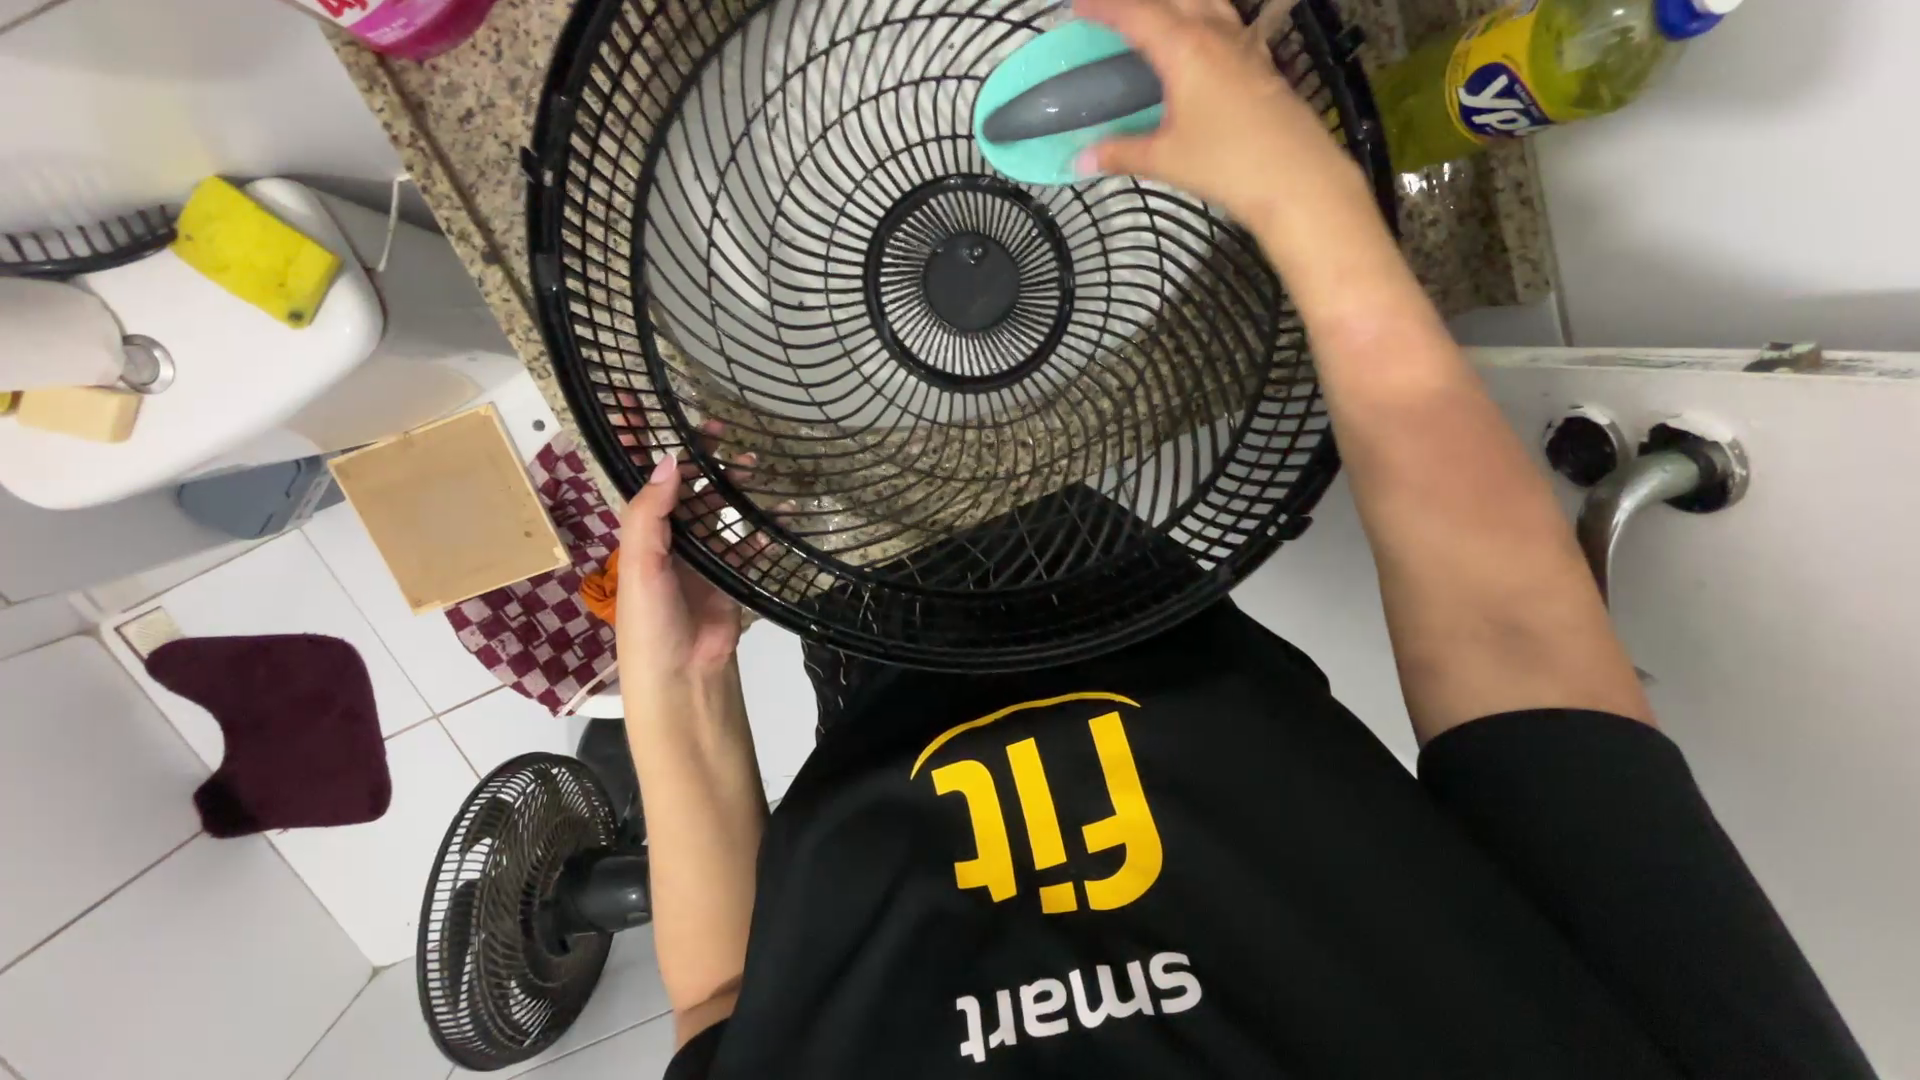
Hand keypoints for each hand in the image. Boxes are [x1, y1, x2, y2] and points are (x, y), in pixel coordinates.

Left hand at [615, 421, 757, 679]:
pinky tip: (782, 512)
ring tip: (757, 468)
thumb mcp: (640, 562)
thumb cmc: (650, 617)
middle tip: (727, 434)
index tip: (664, 414)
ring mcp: (702, 559)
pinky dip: (763, 530)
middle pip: (688, 491)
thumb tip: (670, 460)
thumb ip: (650, 513)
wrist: (682, 673)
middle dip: (704, 463)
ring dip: (736, 490)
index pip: (647, 481)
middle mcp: (670, 541)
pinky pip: (748, 545)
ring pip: (720, 513)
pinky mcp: (730, 577)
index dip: (653, 448)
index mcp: (641, 534)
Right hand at [1075, 0, 1367, 229]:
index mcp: (1185, 48)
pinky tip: (1201, 41)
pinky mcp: (1261, 63)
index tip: (1078, 5)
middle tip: (1115, 12)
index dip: (1105, 7)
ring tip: (1156, 17)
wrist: (1295, 178)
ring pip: (1206, 3)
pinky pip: (1227, 25)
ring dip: (1177, 4)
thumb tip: (1081, 159)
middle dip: (1140, 2)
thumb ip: (1121, 154)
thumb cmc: (1227, 163)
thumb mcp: (1165, 160)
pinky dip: (1205, 21)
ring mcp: (1243, 45)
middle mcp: (1215, 33)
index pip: (1137, 14)